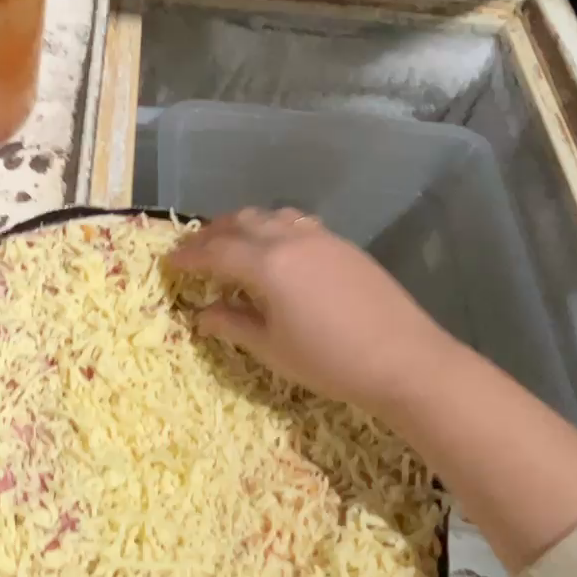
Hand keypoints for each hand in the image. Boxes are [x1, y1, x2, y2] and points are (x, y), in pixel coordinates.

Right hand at [167, 208, 462, 408]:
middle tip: (193, 250)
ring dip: (243, 224)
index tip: (169, 262)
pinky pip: (296, 222)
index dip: (188, 256)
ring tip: (231, 242)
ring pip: (270, 216)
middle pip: (240, 223)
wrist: (407, 361)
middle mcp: (289, 239)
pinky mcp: (342, 245)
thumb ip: (233, 325)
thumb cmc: (331, 361)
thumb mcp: (273, 349)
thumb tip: (201, 314)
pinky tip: (275, 248)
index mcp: (266, 264)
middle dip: (211, 234)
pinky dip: (273, 227)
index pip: (215, 251)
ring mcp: (319, 237)